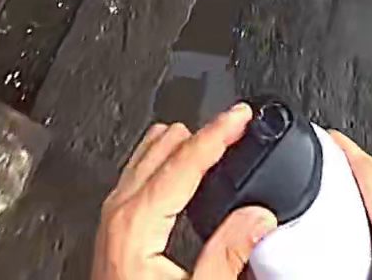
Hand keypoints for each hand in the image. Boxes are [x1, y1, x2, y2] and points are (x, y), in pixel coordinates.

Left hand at [93, 104, 276, 279]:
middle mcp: (119, 208)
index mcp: (137, 222)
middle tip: (238, 132)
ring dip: (185, 144)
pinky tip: (189, 172)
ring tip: (220, 148)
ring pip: (150, 149)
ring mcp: (113, 212)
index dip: (218, 132)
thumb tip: (258, 216)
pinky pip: (141, 167)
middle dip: (204, 134)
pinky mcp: (114, 221)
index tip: (241, 116)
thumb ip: (227, 256)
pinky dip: (169, 158)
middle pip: (166, 143)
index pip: (185, 158)